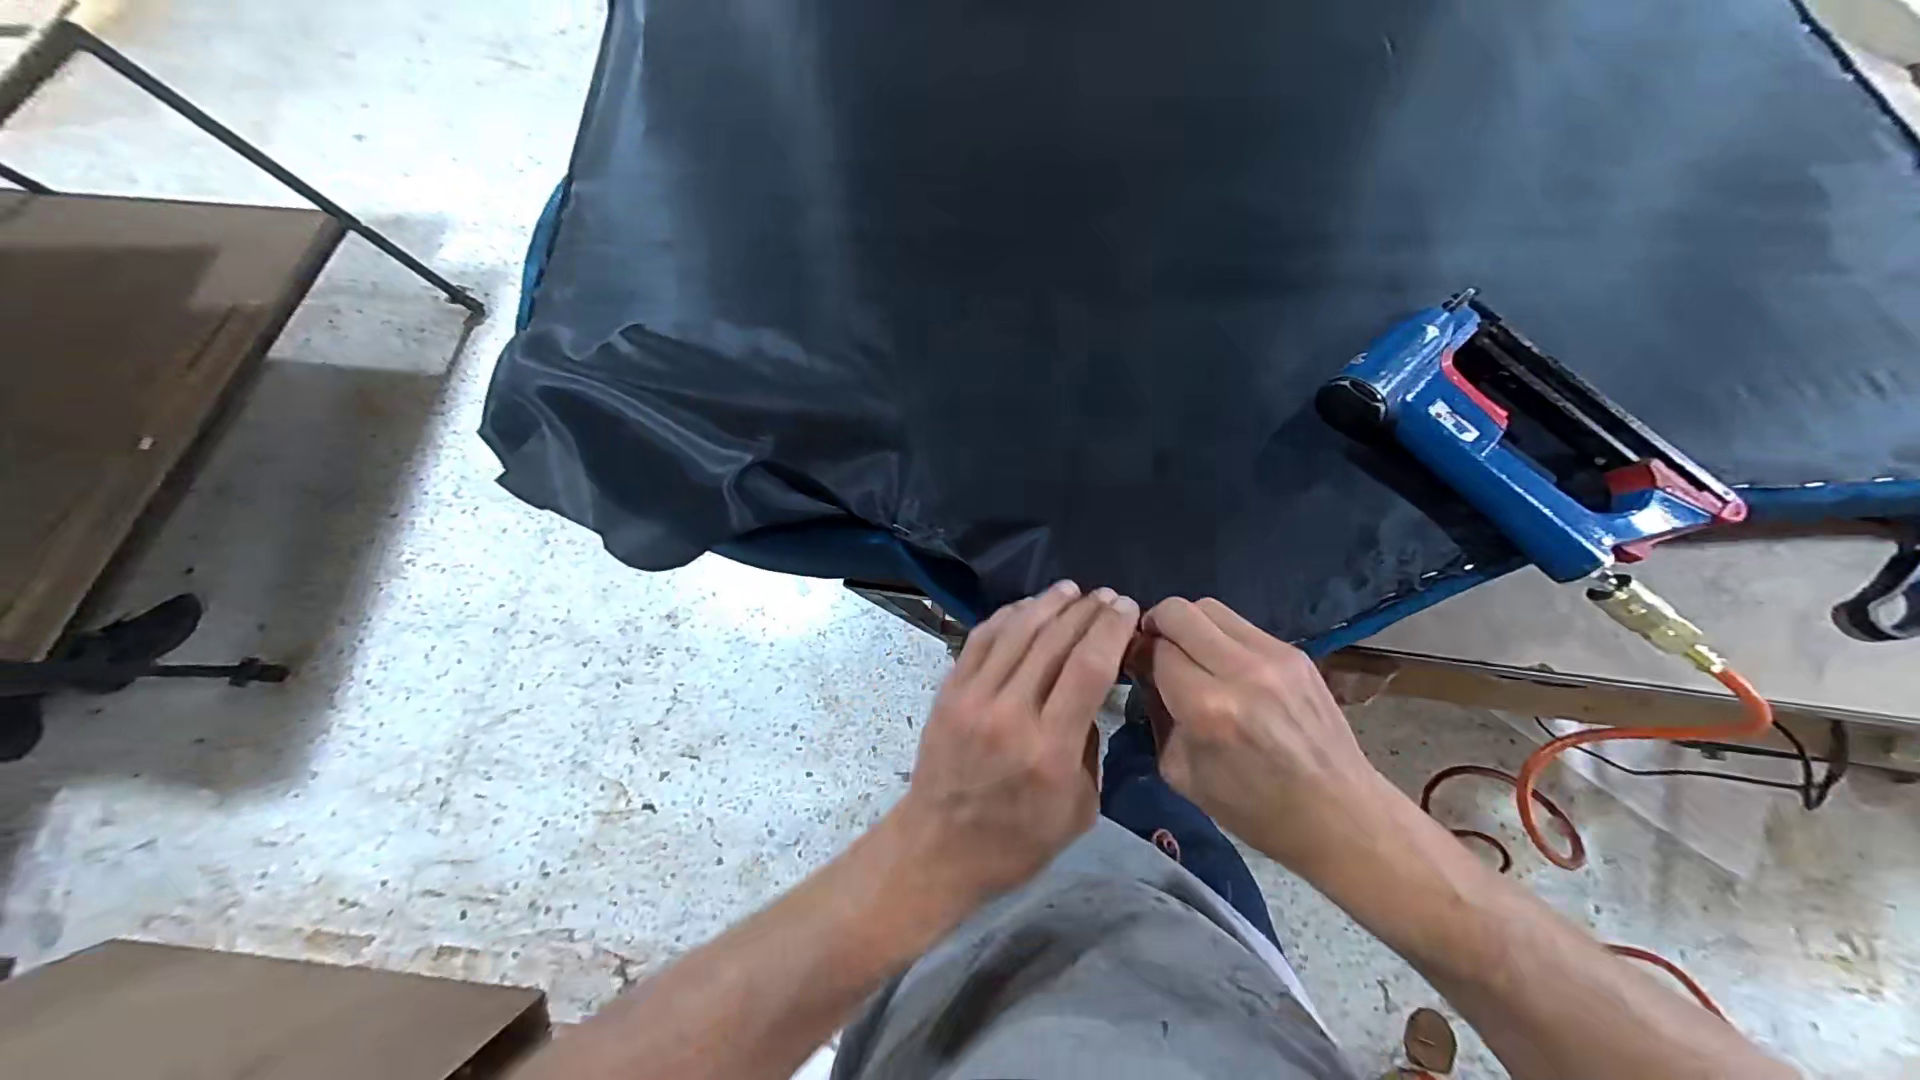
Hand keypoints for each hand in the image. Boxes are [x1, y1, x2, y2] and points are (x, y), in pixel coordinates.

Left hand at [891, 580, 1139, 903]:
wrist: (939, 846)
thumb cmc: (1017, 839)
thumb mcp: (1080, 809)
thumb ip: (1091, 747)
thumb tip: (1091, 697)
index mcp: (1051, 749)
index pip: (1088, 669)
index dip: (1111, 629)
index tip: (1127, 608)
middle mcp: (1011, 714)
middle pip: (1054, 641)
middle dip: (1086, 611)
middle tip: (1107, 596)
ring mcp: (974, 698)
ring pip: (1016, 632)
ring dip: (1048, 603)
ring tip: (1071, 590)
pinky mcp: (949, 692)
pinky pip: (981, 639)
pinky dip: (1008, 616)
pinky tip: (1028, 606)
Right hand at [1130, 597, 1388, 869]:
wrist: (1339, 814)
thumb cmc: (1251, 807)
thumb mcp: (1179, 770)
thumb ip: (1155, 711)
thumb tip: (1143, 668)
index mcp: (1207, 709)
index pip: (1154, 648)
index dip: (1136, 651)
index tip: (1133, 663)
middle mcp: (1240, 672)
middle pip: (1178, 612)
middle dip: (1155, 623)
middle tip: (1154, 647)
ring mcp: (1274, 657)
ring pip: (1209, 607)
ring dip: (1187, 623)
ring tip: (1187, 650)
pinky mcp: (1295, 653)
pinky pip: (1240, 624)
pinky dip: (1219, 635)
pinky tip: (1223, 664)